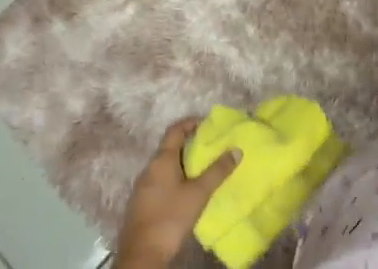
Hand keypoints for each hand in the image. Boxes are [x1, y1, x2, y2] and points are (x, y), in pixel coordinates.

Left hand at [116, 118, 239, 268]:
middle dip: (190, 145)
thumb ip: (218, 170)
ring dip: (182, 164)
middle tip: (211, 148)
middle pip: (170, 148)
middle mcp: (148, 169)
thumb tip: (237, 150)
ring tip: (203, 170)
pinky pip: (159, 182)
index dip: (191, 123)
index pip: (175, 130)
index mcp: (161, 161)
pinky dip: (174, 179)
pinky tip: (187, 191)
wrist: (142, 255)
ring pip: (165, 166)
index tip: (208, 125)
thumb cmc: (171, 217)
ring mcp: (142, 187)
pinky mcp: (140, 204)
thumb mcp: (199, 193)